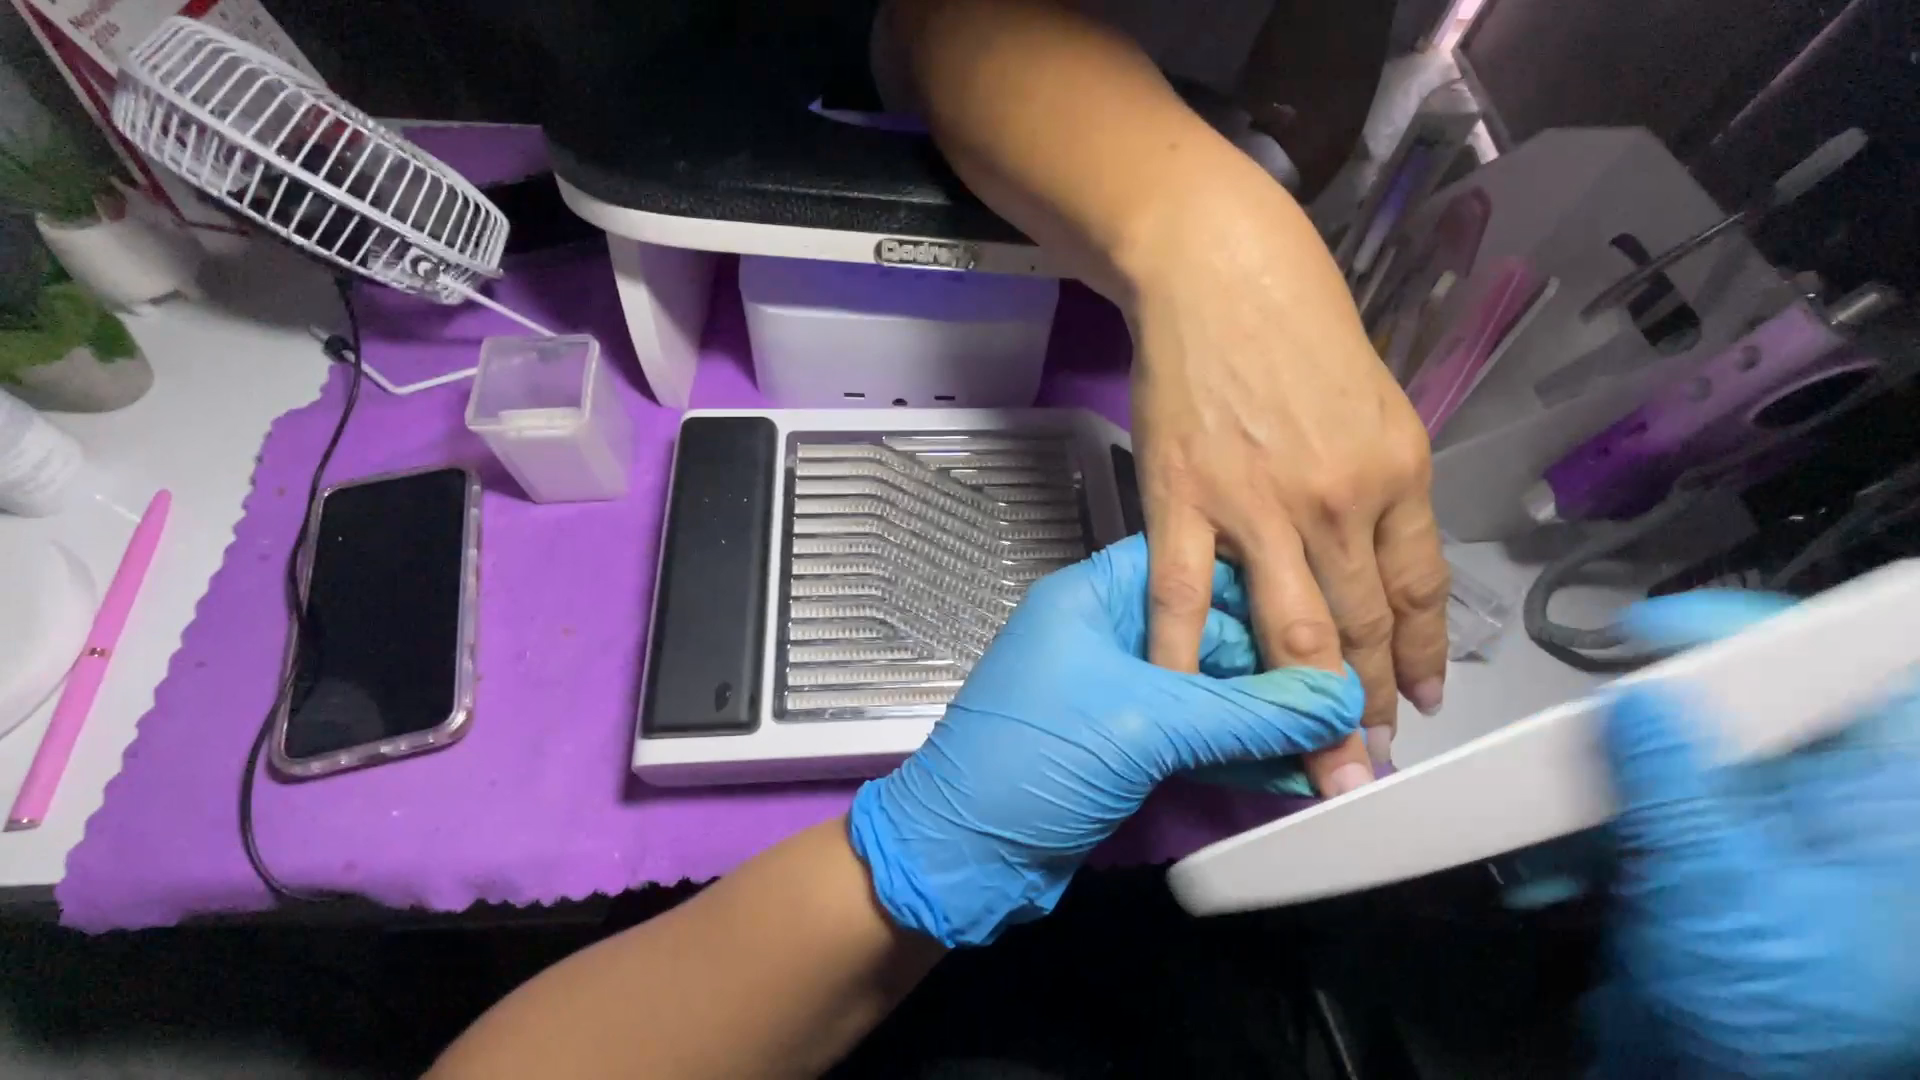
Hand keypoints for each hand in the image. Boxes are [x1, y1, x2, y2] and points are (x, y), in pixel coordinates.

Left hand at [848, 534, 1363, 946]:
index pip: (1197, 567)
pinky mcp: (1129, 742)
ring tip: (1348, 750)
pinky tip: (1302, 773)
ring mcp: (1120, 690)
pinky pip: (1200, 735)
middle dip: (1282, 674)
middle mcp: (1111, 631)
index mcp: (1097, 596)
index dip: (1268, 588)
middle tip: (1359, 708)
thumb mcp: (1143, 724)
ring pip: (1213, 691)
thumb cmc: (1038, 762)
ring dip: (1272, 723)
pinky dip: (1245, 754)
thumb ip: (1247, 712)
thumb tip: (1343, 702)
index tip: (1337, 614)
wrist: (964, 855)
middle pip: (1214, 633)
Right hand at [1123, 180, 1448, 788]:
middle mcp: (1340, 500)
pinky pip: (1189, 602)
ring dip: (1303, 708)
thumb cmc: (1294, 329)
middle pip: (1363, 626)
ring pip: (1291, 630)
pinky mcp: (1185, 503)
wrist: (1217, 274)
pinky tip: (1196, 710)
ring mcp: (1260, 508)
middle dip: (1369, 707)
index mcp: (1397, 470)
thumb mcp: (1370, 399)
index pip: (1419, 590)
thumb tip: (1367, 555)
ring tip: (1311, 766)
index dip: (1421, 657)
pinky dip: (1192, 664)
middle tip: (1366, 768)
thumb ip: (1376, 482)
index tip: (1418, 703)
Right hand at [1592, 591, 1919, 1076]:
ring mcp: (1751, 847)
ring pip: (1663, 770)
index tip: (1649, 630)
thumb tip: (1634, 696)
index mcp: (1877, 810)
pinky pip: (1630, 820)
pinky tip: (1550, 862)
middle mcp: (1822, 818)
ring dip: (1592, 787)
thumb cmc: (1778, 1017)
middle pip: (1732, 721)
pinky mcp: (1693, 873)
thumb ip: (1673, 777)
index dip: (1750, 636)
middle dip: (1639, 722)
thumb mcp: (1722, 883)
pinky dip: (1581, 833)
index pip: (1839, 680)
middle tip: (1581, 727)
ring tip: (1546, 810)